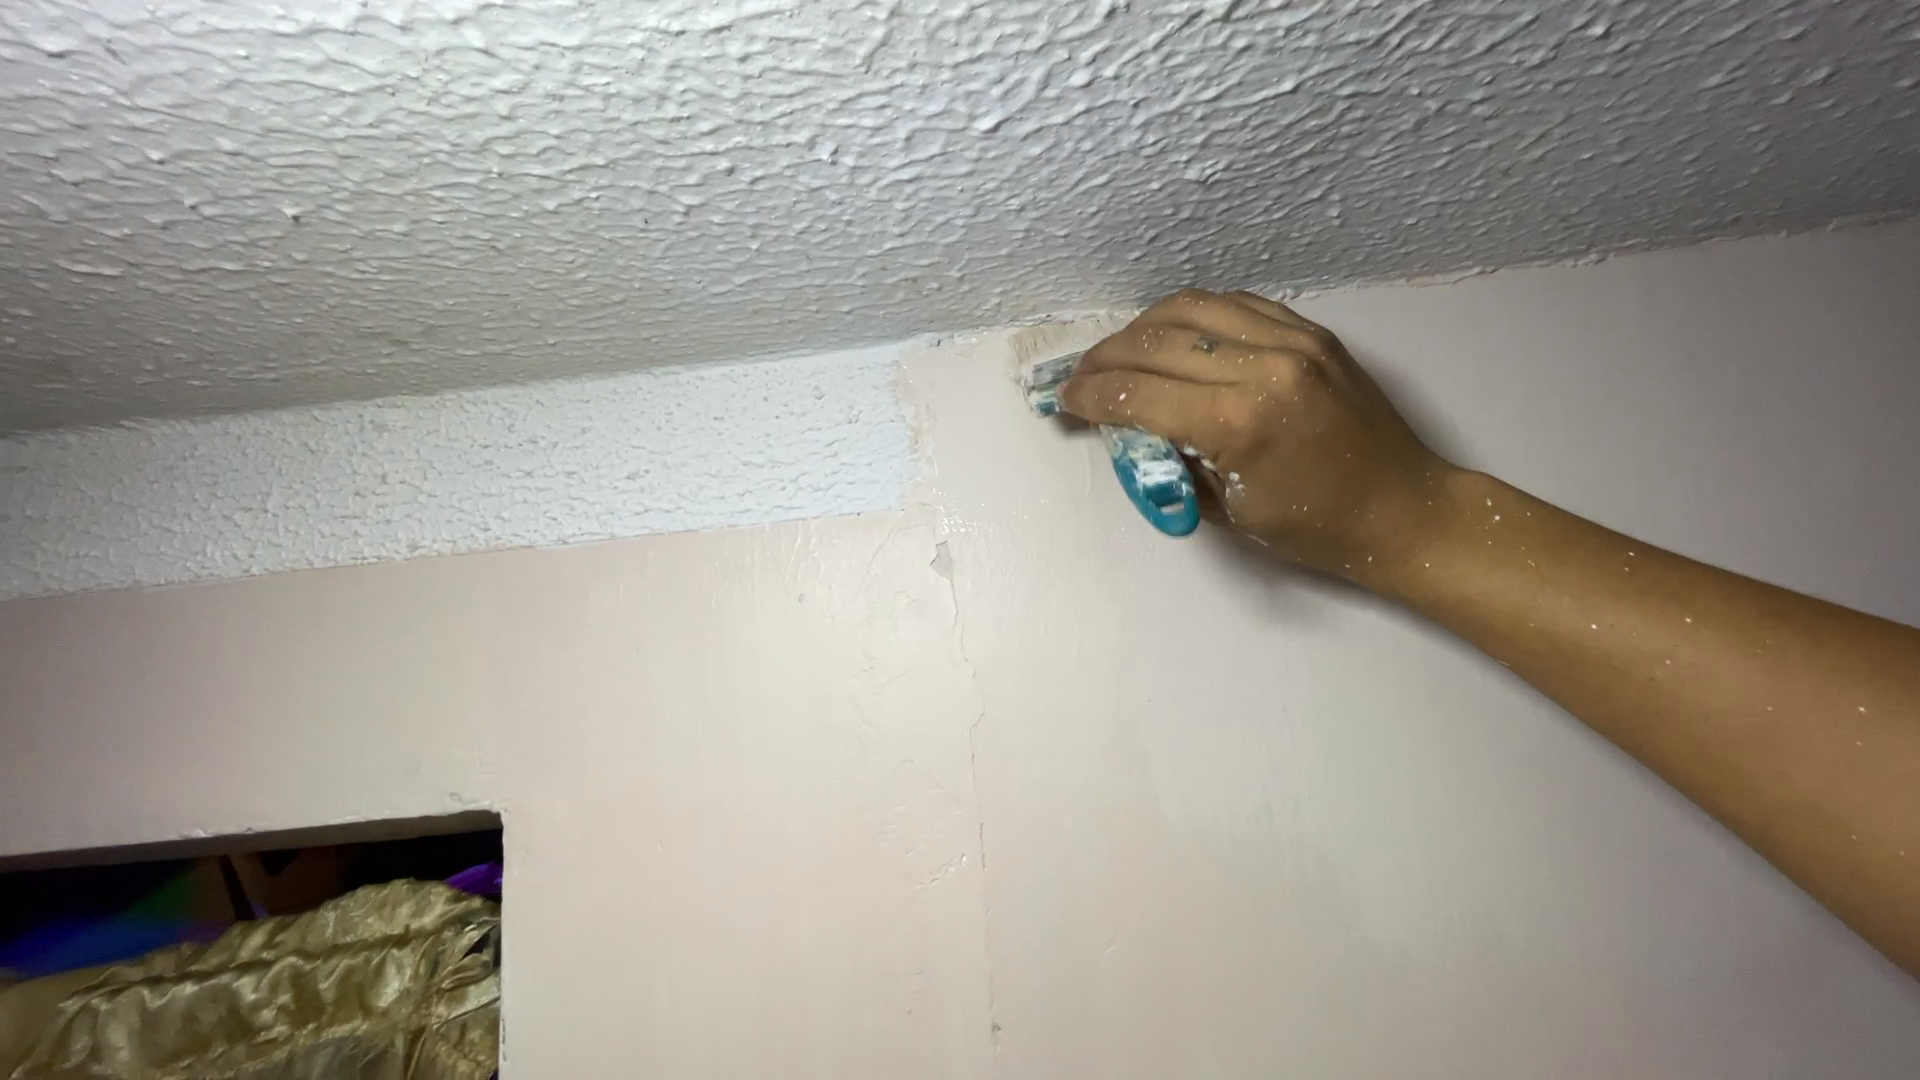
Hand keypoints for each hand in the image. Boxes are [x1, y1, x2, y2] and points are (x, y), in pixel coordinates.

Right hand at [1058, 289, 1455, 581]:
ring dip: (1140, 327)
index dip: (1091, 396)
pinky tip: (1171, 334)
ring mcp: (1293, 340)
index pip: (1139, 393)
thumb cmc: (1312, 530)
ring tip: (1118, 352)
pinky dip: (1190, 314)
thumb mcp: (1224, 509)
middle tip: (1079, 377)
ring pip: (1190, 308)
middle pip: (1155, 342)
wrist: (1403, 509)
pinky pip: (1233, 304)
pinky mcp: (1311, 331)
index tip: (1064, 401)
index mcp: (1240, 422)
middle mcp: (1264, 366)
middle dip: (1103, 359)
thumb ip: (1169, 460)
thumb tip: (1127, 426)